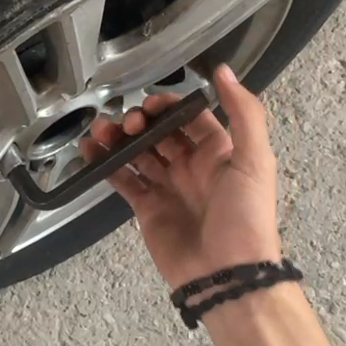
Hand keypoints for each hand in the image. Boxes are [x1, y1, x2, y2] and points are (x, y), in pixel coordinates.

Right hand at [79, 65, 281, 289]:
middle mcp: (191, 167)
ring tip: (99, 131)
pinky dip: (106, 165)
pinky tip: (91, 151)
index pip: (189, 118)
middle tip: (125, 123)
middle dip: (139, 122)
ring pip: (137, 154)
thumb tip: (224, 71)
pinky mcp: (146, 208)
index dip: (169, 106)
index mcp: (218, 153)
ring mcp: (167, 187)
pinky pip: (123, 180)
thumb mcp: (254, 160)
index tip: (149, 104)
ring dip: (118, 139)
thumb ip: (244, 113)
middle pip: (159, 134)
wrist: (226, 274)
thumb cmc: (245, 217)